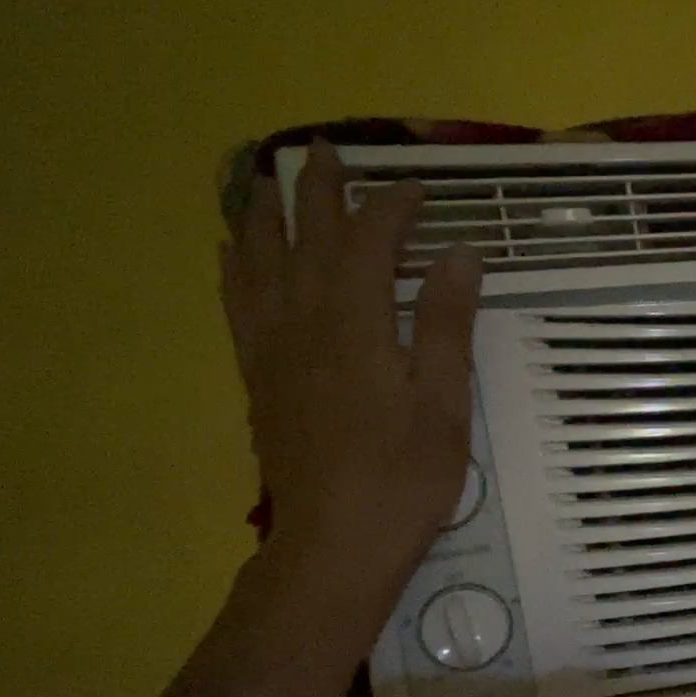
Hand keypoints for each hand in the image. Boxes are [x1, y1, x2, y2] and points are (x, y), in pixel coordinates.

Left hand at [220, 139, 483, 590]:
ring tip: (267, 179)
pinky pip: (239, 304)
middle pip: (309, 240)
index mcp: (358, 326)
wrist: (336, 544)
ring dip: (267, 215)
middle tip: (327, 152)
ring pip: (261, 263)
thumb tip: (460, 254)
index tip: (419, 189)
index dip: (394, 208)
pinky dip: (237, 266)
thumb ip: (447, 325)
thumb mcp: (445, 404)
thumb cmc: (406, 479)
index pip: (373, 244)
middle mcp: (306, 323)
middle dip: (321, 192)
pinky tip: (235, 253)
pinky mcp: (260, 379)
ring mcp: (274, 351)